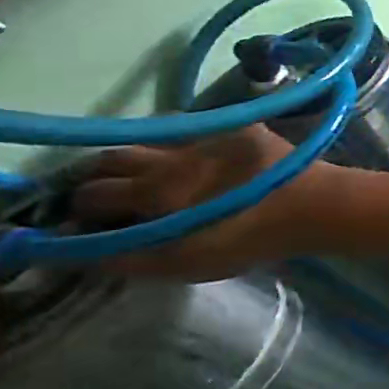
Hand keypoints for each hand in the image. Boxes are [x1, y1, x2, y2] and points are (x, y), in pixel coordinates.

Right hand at [72, 126, 345, 280]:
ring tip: (141, 174)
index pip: (93, 193)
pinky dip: (179, 143)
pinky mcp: (235, 125)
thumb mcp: (182, 263)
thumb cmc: (247, 239)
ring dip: (137, 155)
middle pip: (114, 156)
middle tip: (100, 193)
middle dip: (97, 174)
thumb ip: (127, 257)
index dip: (77, 208)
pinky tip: (190, 158)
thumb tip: (78, 251)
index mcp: (155, 189)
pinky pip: (193, 129)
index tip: (77, 220)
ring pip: (152, 137)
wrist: (310, 203)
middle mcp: (171, 154)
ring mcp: (205, 134)